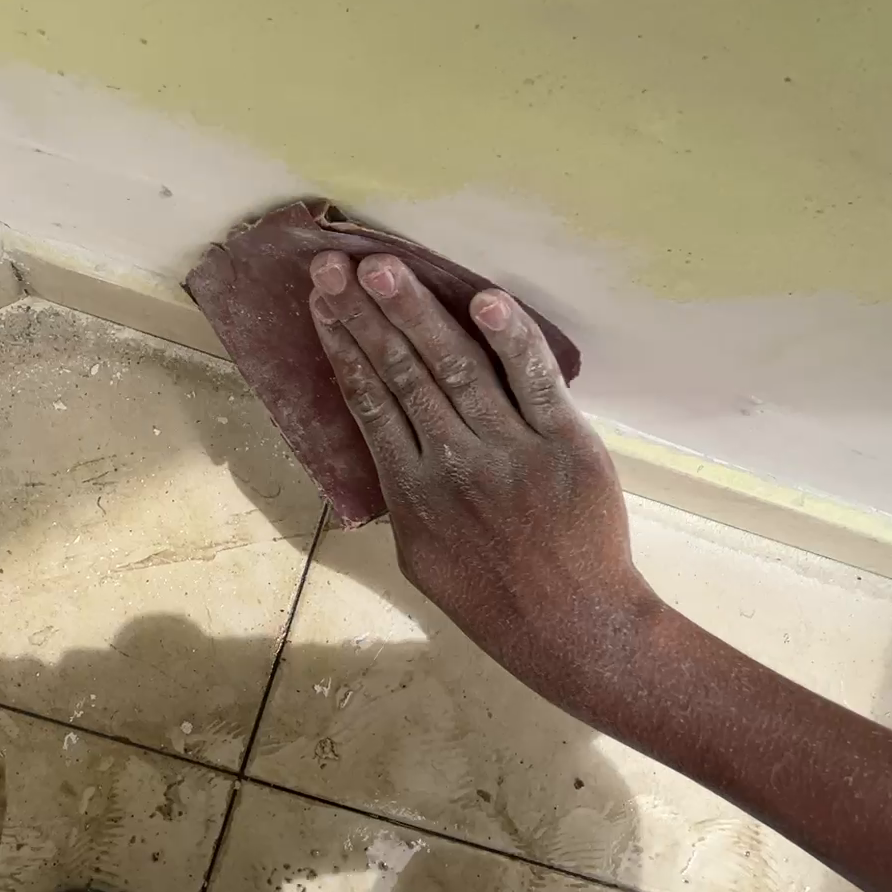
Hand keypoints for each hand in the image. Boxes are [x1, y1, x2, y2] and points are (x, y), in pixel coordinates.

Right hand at [308, 251, 663, 708]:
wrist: (570, 625)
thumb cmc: (487, 595)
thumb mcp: (418, 555)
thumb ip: (402, 497)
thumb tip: (390, 448)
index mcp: (409, 490)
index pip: (367, 401)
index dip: (342, 347)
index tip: (321, 303)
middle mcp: (449, 461)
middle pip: (400, 373)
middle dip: (364, 314)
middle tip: (334, 265)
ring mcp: (508, 449)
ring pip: (454, 366)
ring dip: (415, 312)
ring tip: (384, 268)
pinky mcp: (563, 442)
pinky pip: (533, 381)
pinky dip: (509, 339)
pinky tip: (482, 299)